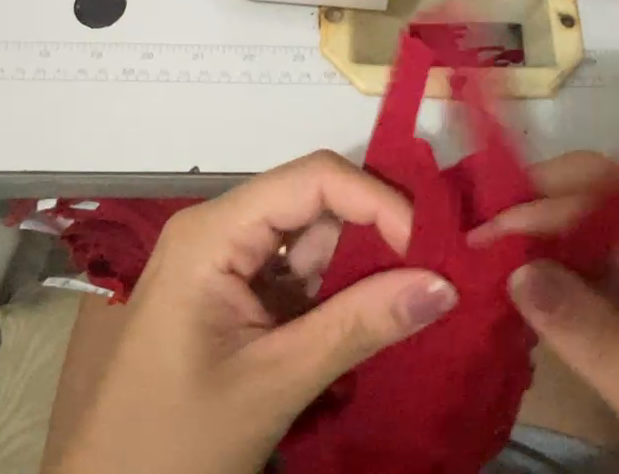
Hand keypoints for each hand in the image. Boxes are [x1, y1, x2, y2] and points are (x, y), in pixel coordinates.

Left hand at [51, 151, 458, 473]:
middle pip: (315, 202)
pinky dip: (338, 292)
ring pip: (312, 239)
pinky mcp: (235, 292)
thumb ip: (359, 327)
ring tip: (416, 295)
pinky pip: (299, 273)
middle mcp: (220, 229)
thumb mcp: (274, 381)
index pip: (312, 179)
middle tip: (436, 270)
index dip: (376, 200)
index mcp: (214, 232)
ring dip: (362, 266)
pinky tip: (375, 314)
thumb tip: (445, 284)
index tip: (428, 247)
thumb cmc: (174, 438)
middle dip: (375, 232)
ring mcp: (226, 260)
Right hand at [478, 152, 618, 473]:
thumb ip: (597, 344)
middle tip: (478, 219)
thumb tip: (517, 271)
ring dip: (543, 225)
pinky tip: (514, 263)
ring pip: (602, 226)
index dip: (559, 210)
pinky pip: (599, 264)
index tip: (491, 230)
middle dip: (546, 200)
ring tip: (484, 234)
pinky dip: (554, 259)